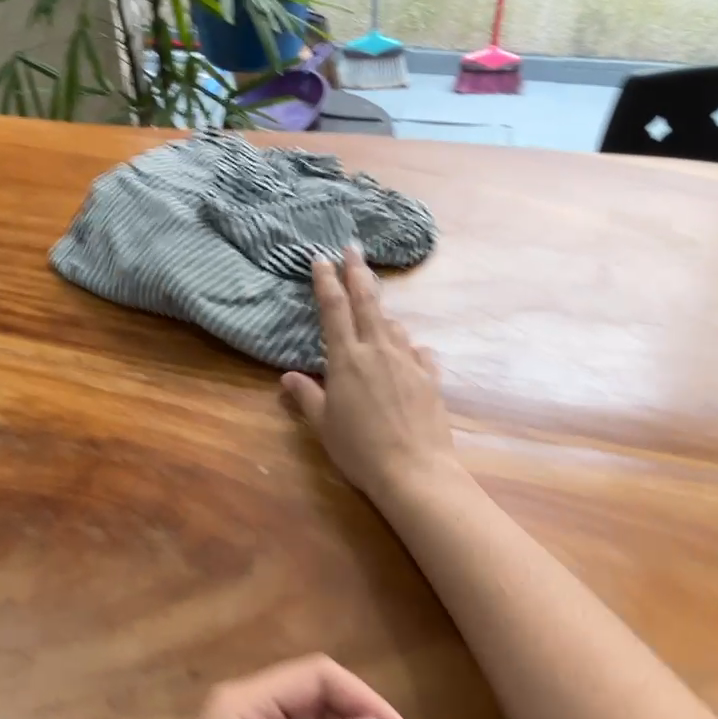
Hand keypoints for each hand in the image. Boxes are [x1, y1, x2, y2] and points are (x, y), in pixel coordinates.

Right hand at [281, 246, 458, 499]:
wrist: (413, 470)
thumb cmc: (360, 450)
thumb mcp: (324, 425)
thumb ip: (306, 396)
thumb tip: (288, 376)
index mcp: (346, 359)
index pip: (333, 310)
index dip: (326, 282)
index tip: (322, 259)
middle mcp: (378, 351)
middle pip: (367, 302)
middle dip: (357, 273)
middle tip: (354, 248)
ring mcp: (408, 362)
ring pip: (393, 325)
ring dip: (382, 312)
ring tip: (375, 306)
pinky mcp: (430, 378)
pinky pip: (418, 352)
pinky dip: (409, 346)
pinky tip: (409, 350)